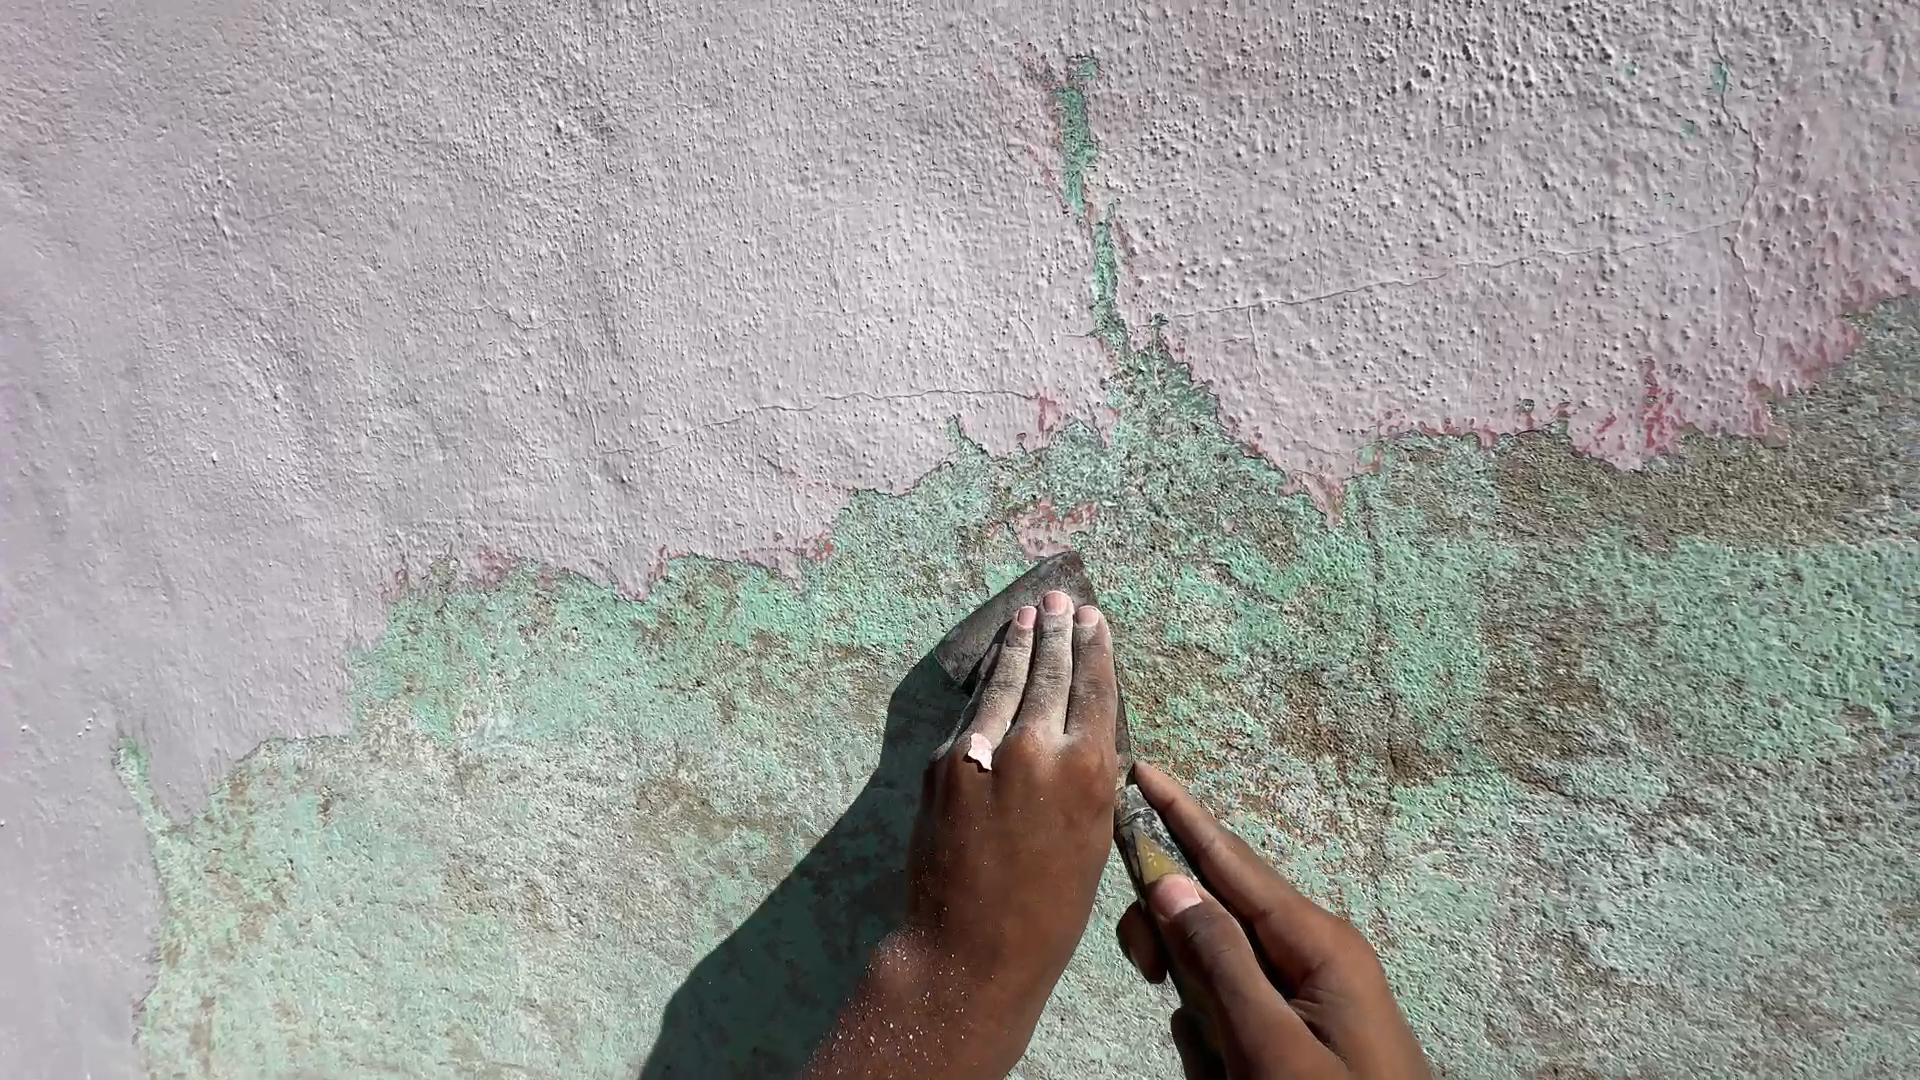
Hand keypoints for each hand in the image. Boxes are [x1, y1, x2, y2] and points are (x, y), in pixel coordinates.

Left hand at [803, 591, 1118, 1078]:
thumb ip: (1088, 775)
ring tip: (1028, 613)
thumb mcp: (1092, 838)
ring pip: (1005, 682)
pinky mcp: (945, 761)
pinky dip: (986, 682)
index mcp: (1088, 770)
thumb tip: (1083, 729)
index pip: (1094, 690)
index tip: (1093, 618)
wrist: (969, 946)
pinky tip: (993, 663)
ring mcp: (984, 751)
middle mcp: (1037, 749)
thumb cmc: (1050, 907)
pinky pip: (973, 711)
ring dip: (1018, 644)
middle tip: (1060, 599)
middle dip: (1057, 631)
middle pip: (1049, 673)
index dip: (1094, 649)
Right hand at [1115, 763, 1429, 1079]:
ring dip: (1198, 1010)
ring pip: (1214, 967)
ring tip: (1219, 1068)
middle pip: (1215, 910)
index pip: (1230, 857)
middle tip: (1147, 973)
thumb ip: (1217, 959)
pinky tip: (1228, 1075)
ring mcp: (1303, 991)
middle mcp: (1311, 951)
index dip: (1181, 812)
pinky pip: (1229, 1009)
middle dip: (1174, 938)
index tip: (1144, 770)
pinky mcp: (1294, 1027)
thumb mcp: (1272, 1049)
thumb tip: (1169, 879)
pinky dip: (1215, 1040)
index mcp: (1317, 941)